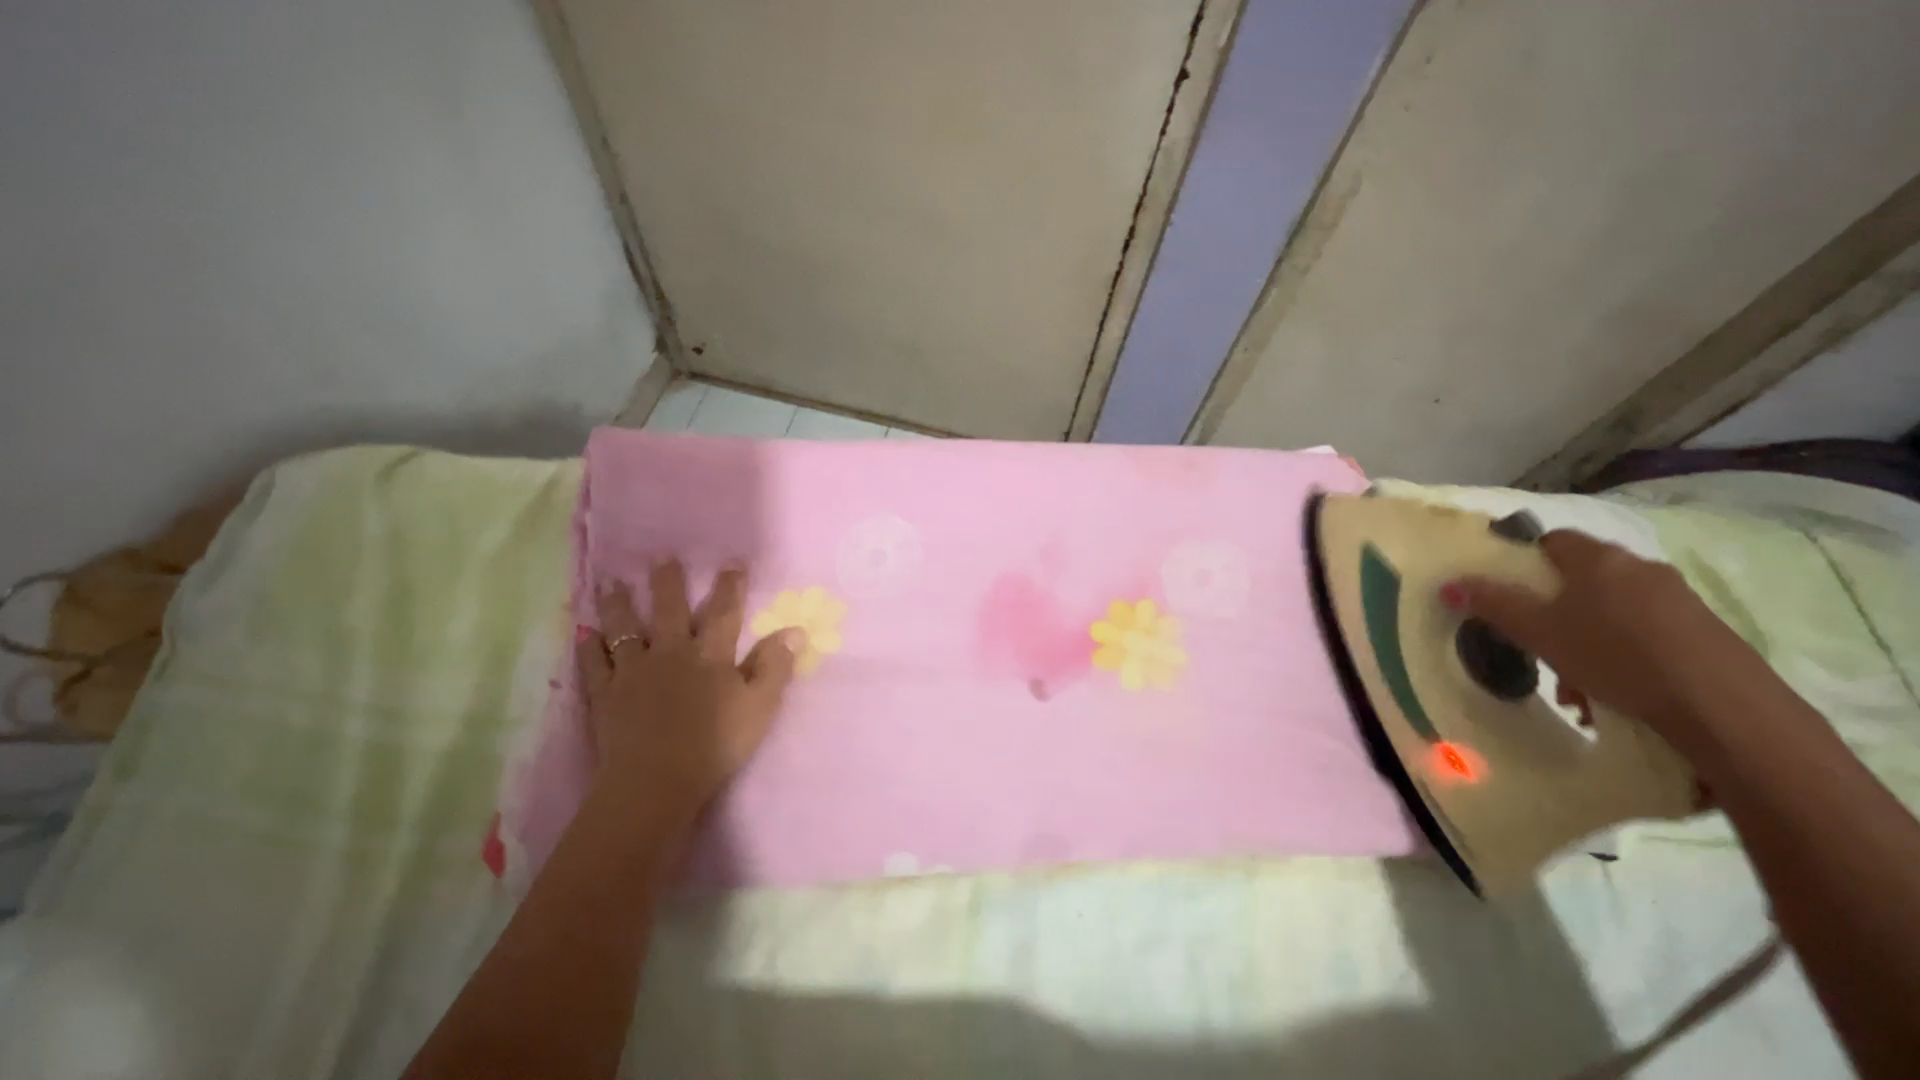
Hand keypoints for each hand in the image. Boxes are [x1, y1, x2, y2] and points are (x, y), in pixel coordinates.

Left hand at [577, 560, 801, 826]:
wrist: (656, 779)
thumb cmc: (716, 745)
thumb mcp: (760, 707)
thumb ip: (775, 668)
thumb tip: (794, 631)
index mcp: (710, 655)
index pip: (724, 613)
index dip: (729, 587)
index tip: (732, 563)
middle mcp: (670, 652)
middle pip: (669, 610)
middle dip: (668, 582)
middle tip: (662, 556)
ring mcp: (633, 671)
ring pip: (625, 628)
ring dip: (620, 604)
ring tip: (612, 582)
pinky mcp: (605, 694)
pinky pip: (595, 664)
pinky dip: (590, 647)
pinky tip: (585, 634)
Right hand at [1444, 530, 1766, 752]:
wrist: (1720, 704)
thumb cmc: (1615, 655)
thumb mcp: (1540, 632)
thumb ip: (1495, 605)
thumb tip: (1451, 583)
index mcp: (1598, 559)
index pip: (1553, 540)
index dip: (1526, 561)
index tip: (1510, 594)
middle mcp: (1640, 568)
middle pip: (1583, 581)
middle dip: (1555, 615)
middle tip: (1538, 652)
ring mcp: (1678, 599)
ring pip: (1613, 613)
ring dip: (1586, 644)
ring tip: (1576, 692)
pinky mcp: (1704, 633)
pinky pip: (1645, 637)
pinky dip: (1622, 660)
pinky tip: (1615, 698)